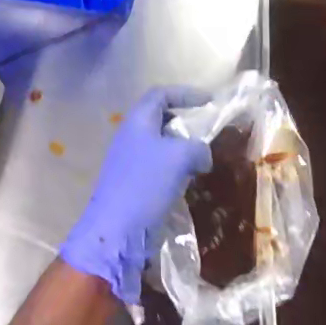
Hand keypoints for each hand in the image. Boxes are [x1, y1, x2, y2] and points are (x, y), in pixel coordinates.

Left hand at [60, 86, 212, 302]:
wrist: (116, 231)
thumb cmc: (146, 184)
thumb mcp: (180, 157)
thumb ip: (198, 147)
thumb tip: (202, 156)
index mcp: (138, 121)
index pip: (161, 94)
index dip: (185, 93)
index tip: (210, 101)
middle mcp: (131, 136)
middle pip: (160, 118)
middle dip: (185, 122)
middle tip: (207, 131)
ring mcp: (129, 161)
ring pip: (160, 145)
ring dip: (182, 148)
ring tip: (202, 158)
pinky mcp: (132, 184)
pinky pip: (158, 167)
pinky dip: (175, 168)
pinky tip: (189, 181)